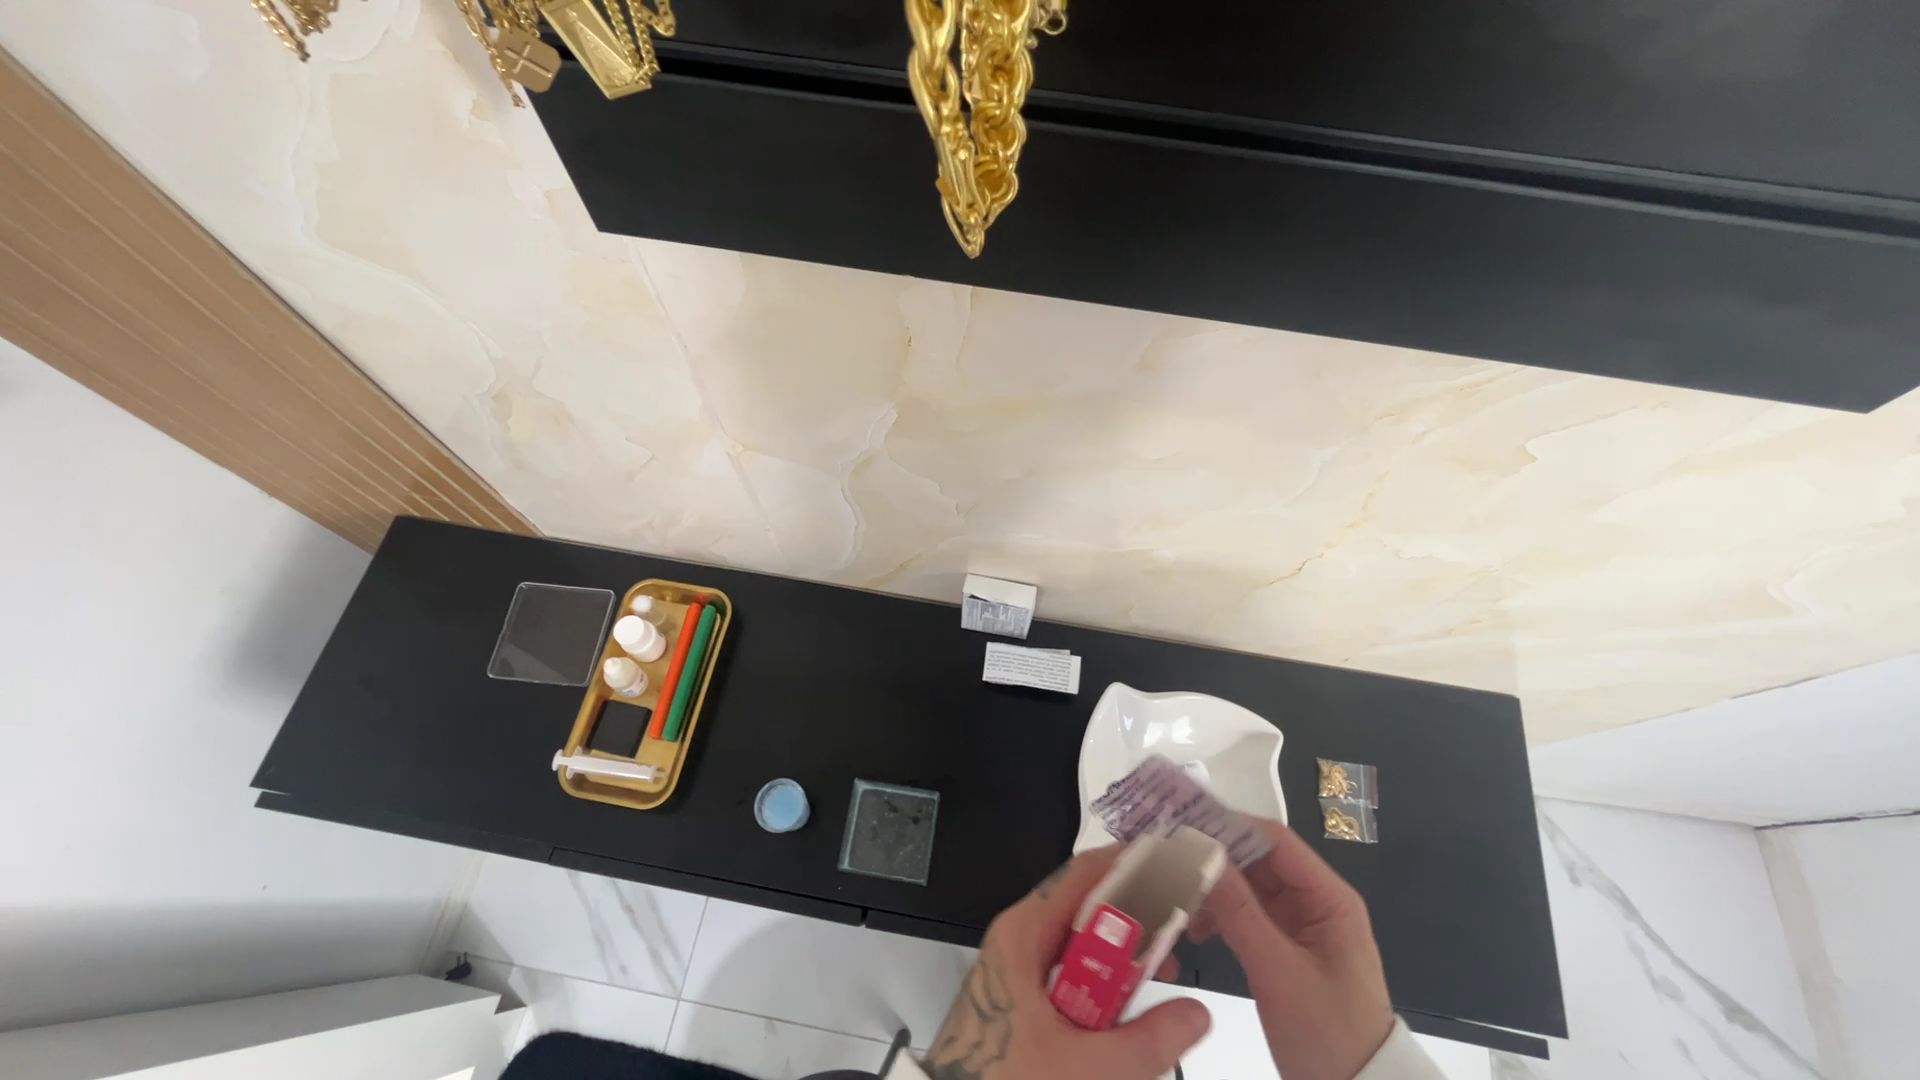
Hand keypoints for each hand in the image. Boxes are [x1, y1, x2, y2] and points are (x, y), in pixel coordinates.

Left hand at [922, 845, 1211, 1079]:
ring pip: (1083, 939)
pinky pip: (1073, 969)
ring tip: (1160, 972)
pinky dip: (1105, 979)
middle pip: (1088, 904)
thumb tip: (1194, 1014)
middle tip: (1178, 930)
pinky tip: (1128, 1005)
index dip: (1130, 865)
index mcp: (1023, 934)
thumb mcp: (1084, 1068)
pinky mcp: (1026, 992)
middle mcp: (1020, 938)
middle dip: (1137, 916)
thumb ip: (1147, 1041)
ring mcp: (1021, 964)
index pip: (1082, 873)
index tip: (1171, 867)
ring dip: (1124, 953)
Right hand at [1190, 818, 1394, 1079]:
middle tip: (1167, 858)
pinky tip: (1195, 929)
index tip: (1184, 823)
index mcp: (1328, 898)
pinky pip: (1246, 915)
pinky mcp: (1284, 946)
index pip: (1275, 840)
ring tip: (1177, 900)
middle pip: (1257, 860)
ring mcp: (1299, 924)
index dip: (1230, 825)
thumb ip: (1239, 912)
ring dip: (1213, 890)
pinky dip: (1219, 916)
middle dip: (1214, 859)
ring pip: (1247, 887)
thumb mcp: (1279, 972)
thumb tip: (1201, 855)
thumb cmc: (1328, 1032)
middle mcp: (1314, 901)